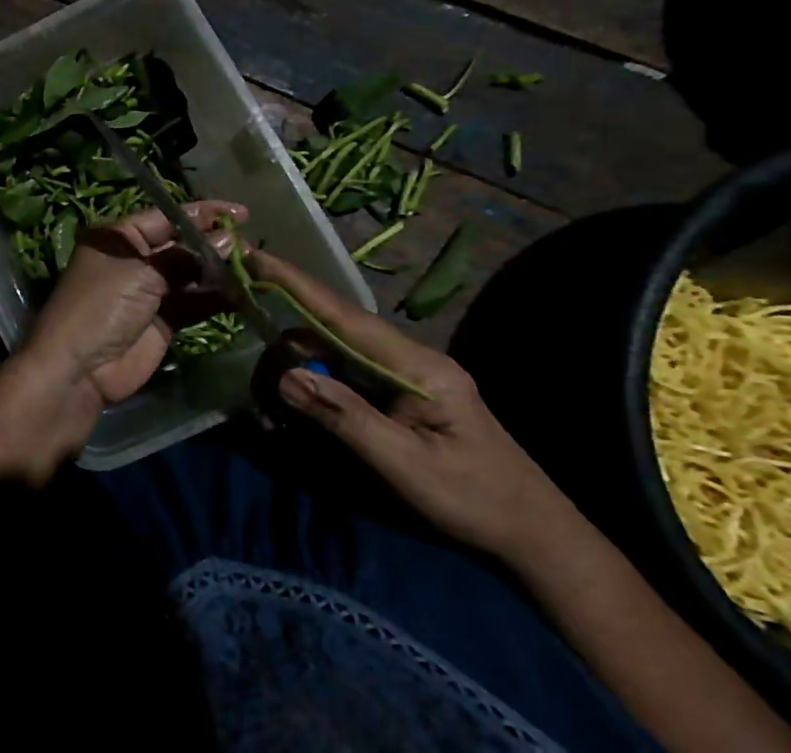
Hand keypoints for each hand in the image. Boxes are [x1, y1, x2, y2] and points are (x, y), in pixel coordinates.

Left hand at [21, 200, 246, 404]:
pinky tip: (245, 291)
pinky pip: (196, 301)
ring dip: (221, 271)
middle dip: (216, 244)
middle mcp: (134, 259)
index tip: (241, 213)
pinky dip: (218, 296)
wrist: (80, 368)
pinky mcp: (164, 319)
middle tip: (253, 245)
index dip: (202, 214)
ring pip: (192, 274)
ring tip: (256, 266)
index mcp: (119, 238)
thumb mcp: (140, 273)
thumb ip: (185, 256)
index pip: (166, 217)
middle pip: (182, 245)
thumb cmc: (101, 306)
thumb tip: (228, 238)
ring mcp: (149, 290)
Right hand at [246, 250, 574, 558]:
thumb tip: (287, 376)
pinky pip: (343, 377)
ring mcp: (403, 376)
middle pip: (331, 333)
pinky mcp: (397, 396)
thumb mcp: (406, 464)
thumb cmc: (475, 499)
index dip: (296, 284)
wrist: (534, 535)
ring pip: (332, 355)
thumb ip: (345, 416)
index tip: (256, 256)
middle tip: (257, 388)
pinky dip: (314, 388)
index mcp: (418, 366)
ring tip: (271, 411)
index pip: (345, 316)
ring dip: (296, 373)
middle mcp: (408, 360)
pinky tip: (297, 411)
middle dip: (285, 348)